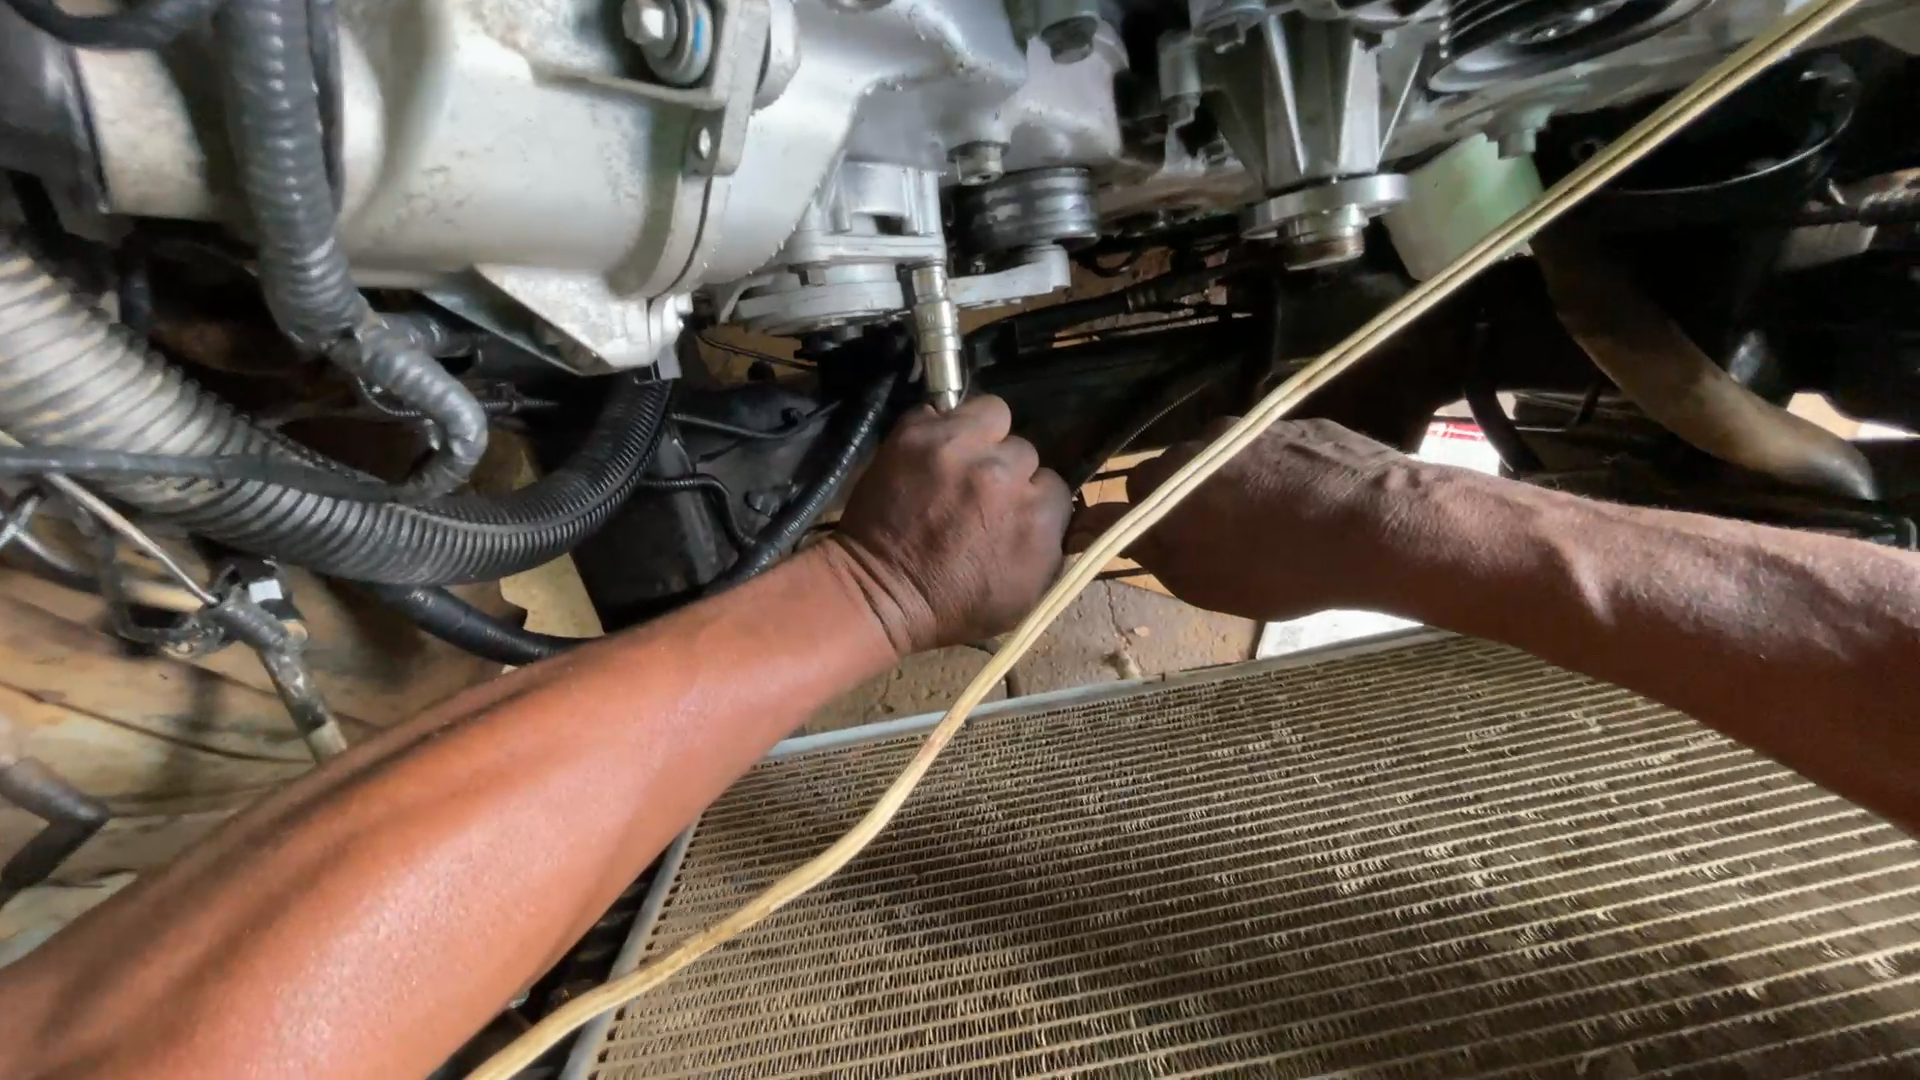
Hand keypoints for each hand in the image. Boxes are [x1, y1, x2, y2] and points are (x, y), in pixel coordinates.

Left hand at [828, 396, 1070, 654]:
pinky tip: (929, 455)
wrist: (880, 594)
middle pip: (1024, 449)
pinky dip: (939, 427)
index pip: (1054, 482)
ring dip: (983, 435)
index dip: (1031, 498)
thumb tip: (1085, 511)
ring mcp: (956, 449)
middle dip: (1007, 468)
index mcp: (1037, 516)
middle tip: (981, 493)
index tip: (1009, 513)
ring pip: (993, 413)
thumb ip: (1060, 543)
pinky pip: (942, 409)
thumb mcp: (1030, 593)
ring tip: (960, 461)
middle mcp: (1002, 474)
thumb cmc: (956, 606)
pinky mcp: (916, 434)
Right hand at [1069, 418, 1426, 621]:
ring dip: (1232, 481)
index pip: (1129, 494)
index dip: (1143, 522)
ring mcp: (1254, 428)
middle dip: (1187, 499)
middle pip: (1177, 470)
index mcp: (1168, 480)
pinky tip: (1306, 503)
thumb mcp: (1196, 579)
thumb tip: (1102, 529)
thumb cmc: (1274, 567)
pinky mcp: (1301, 423)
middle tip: (1219, 538)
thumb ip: (1145, 548)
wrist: (1379, 528)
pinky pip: (1271, 449)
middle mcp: (1201, 442)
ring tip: (1269, 520)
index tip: (1167, 543)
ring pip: (1224, 456)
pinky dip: (1277, 471)